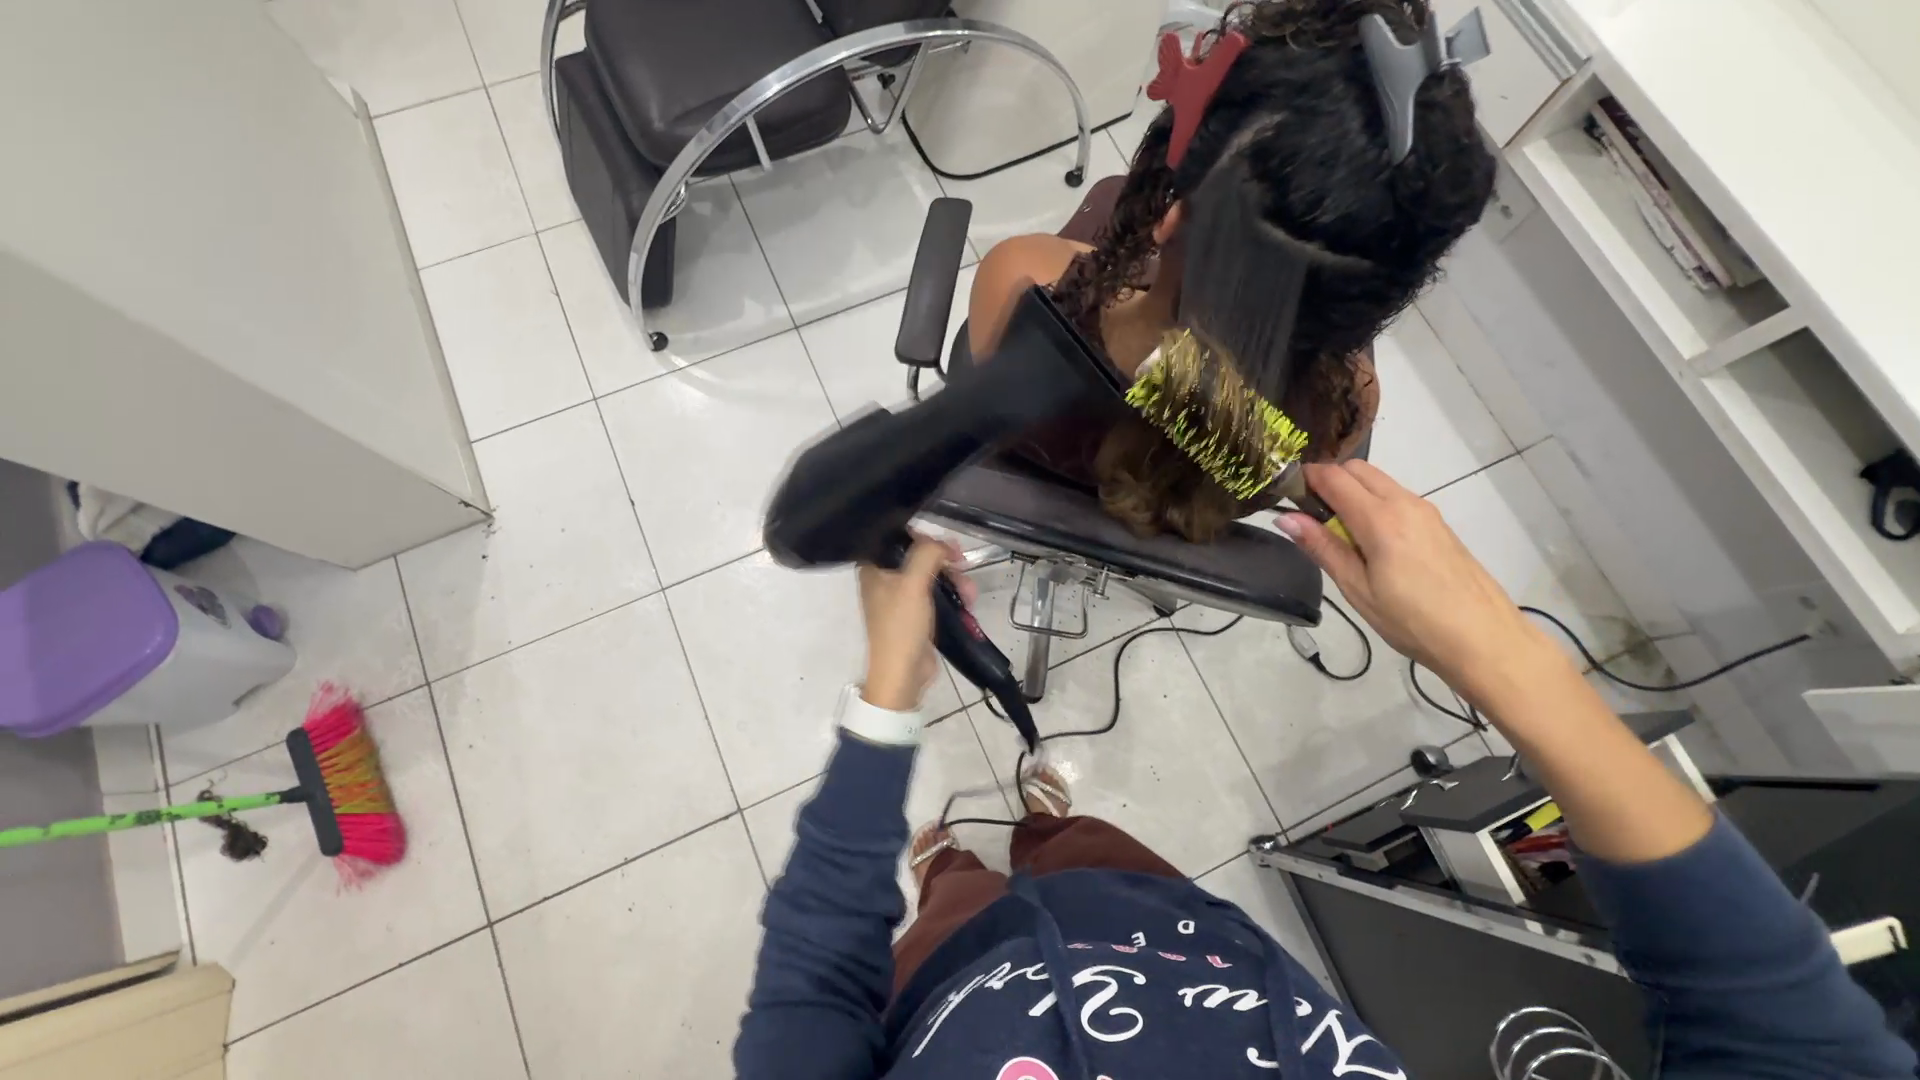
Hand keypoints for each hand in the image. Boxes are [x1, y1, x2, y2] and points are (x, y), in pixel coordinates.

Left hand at [857, 535, 971, 711]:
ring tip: (969, 594)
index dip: (925, 538)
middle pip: (920, 557)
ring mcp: (901, 598)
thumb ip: (927, 555)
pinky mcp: (916, 614)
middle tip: (964, 565)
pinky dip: (953, 595)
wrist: (903, 674)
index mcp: (874, 568)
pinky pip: (937, 595)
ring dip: (955, 581)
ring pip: (932, 576)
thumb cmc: (901, 626)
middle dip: (946, 563)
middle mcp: (884, 579)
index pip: (899, 538)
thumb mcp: (913, 584)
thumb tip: (943, 543)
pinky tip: (967, 602)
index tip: (947, 545)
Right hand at [1275, 461, 1549, 689]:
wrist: (1484, 639)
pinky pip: (1396, 497)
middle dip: (1328, 480)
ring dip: (1352, 492)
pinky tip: (1369, 542)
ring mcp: (1425, 511)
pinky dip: (1373, 503)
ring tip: (1338, 534)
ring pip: (1378, 481)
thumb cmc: (1412, 620)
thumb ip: (1322, 547)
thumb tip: (1286, 517)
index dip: (1305, 478)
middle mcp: (1404, 503)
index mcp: (1380, 518)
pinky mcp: (1437, 523)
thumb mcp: (1357, 588)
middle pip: (1357, 469)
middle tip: (1310, 517)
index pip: (1333, 477)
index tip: (1285, 496)